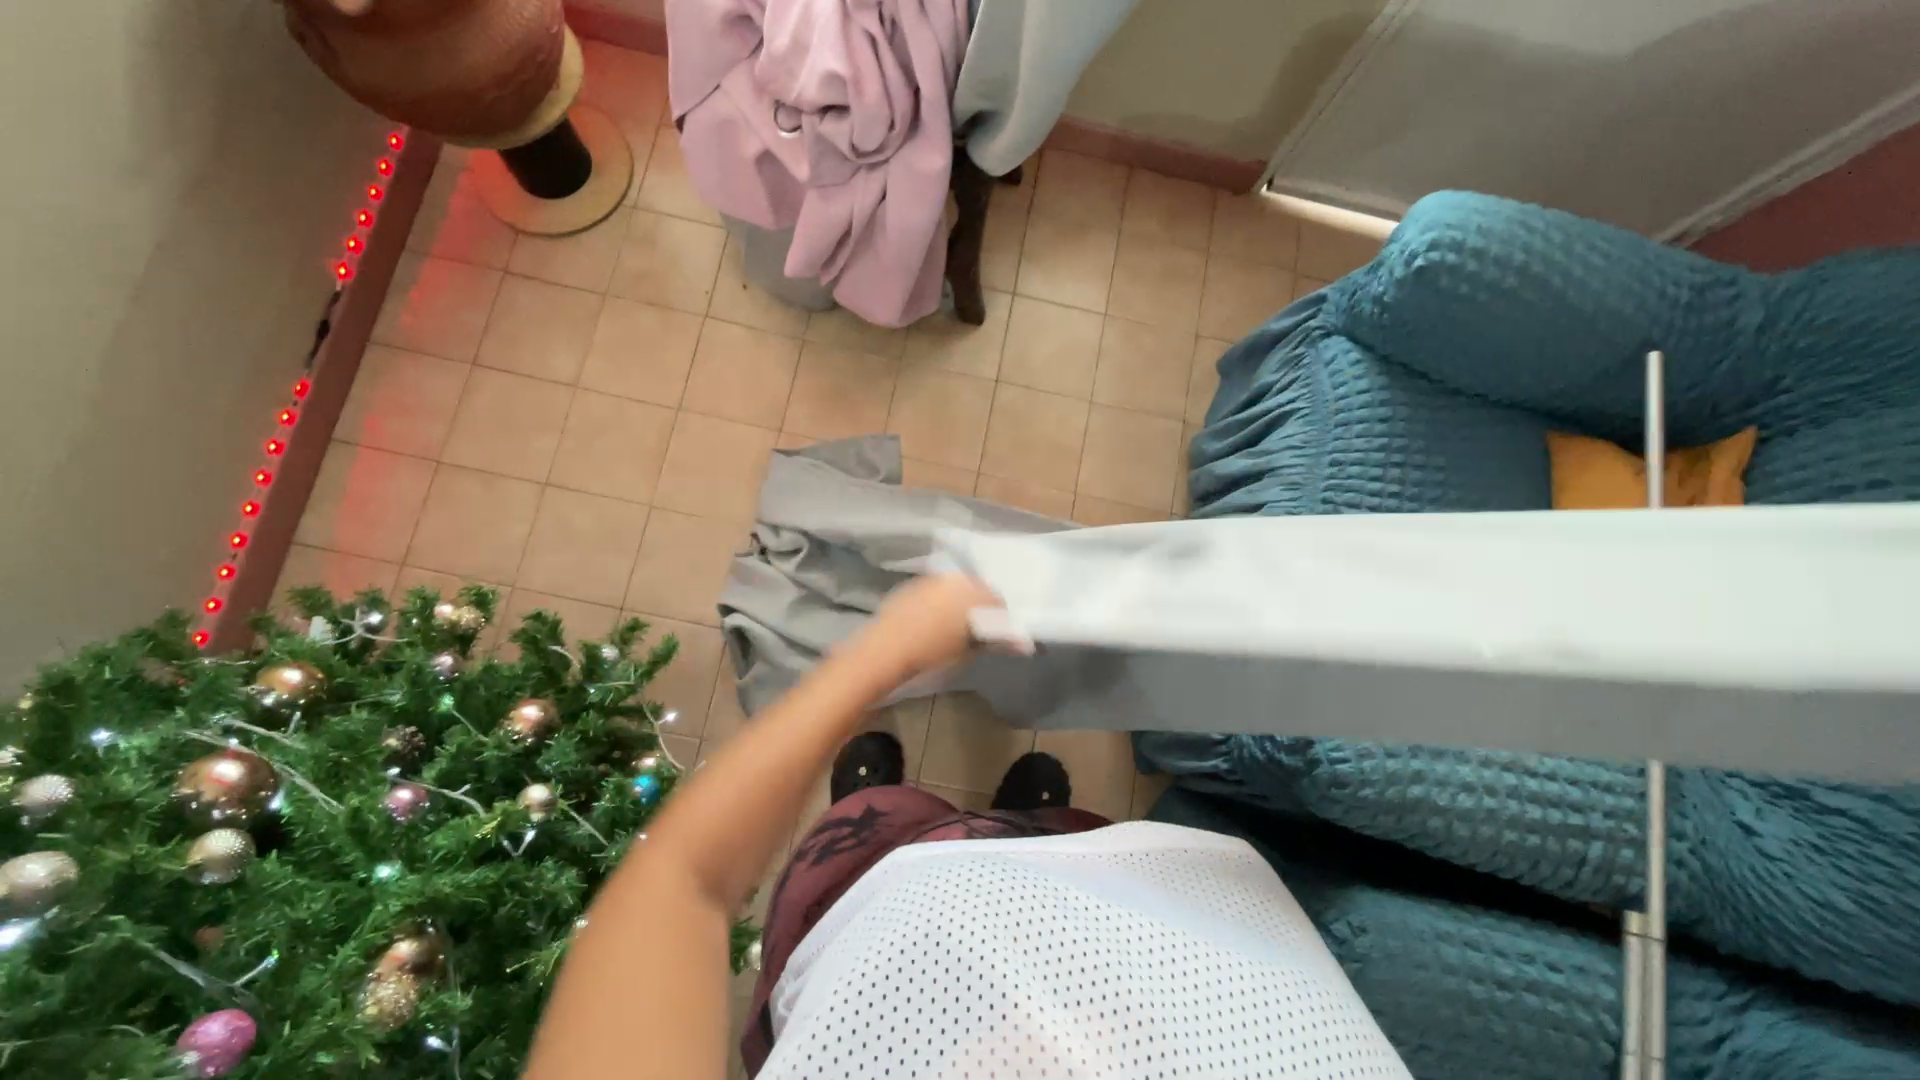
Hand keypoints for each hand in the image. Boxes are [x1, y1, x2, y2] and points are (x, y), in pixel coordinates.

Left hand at [852, 575, 1000, 681]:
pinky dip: (940, 601)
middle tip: (976, 630)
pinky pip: (936, 589)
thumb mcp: (968, 650)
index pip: (999, 601)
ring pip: (956, 587)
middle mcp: (955, 578)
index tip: (997, 635)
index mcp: (974, 592)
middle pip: (977, 589)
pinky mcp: (913, 584)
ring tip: (953, 626)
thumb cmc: (932, 653)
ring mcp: (932, 579)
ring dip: (959, 602)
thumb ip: (995, 641)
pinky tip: (932, 620)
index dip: (1001, 619)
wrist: (885, 649)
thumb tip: (1020, 643)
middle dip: (980, 607)